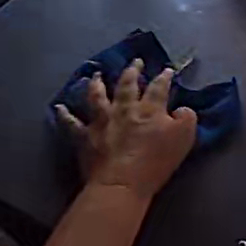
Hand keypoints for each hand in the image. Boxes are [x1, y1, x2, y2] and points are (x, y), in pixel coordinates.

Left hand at [54, 59, 196, 199]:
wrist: (122, 183)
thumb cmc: (156, 161)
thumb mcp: (185, 137)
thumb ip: (186, 117)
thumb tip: (180, 110)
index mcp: (150, 108)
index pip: (159, 86)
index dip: (164, 77)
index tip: (167, 70)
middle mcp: (124, 109)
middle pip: (127, 85)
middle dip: (132, 71)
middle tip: (135, 62)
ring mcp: (102, 121)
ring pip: (97, 96)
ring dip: (97, 84)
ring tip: (96, 75)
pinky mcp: (84, 138)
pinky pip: (71, 123)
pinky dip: (65, 115)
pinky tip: (59, 107)